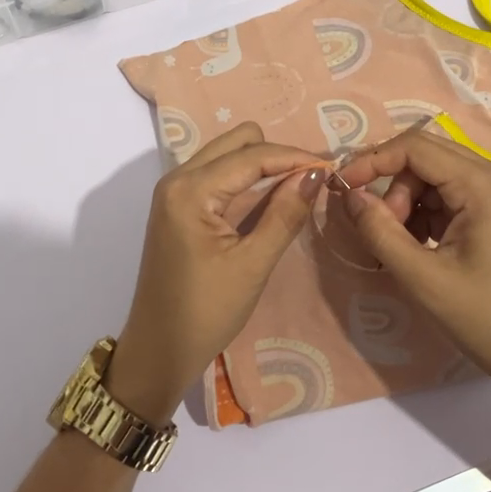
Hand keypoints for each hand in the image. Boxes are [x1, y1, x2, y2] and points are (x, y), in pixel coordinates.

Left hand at [106, 123, 324, 422]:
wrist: (158, 350)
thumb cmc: (205, 312)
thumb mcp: (252, 265)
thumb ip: (284, 214)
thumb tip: (316, 173)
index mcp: (191, 190)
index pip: (251, 155)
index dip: (294, 157)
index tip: (332, 165)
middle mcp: (177, 178)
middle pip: (237, 141)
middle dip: (277, 153)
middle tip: (312, 179)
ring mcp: (174, 190)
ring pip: (227, 153)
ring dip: (262, 163)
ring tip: (298, 186)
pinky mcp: (178, 205)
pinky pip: (217, 173)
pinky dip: (245, 177)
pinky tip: (270, 197)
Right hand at [333, 129, 490, 405]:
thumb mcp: (424, 279)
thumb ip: (380, 231)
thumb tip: (349, 196)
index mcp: (484, 184)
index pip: (414, 147)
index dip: (371, 161)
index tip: (340, 189)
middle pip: (427, 157)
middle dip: (393, 187)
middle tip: (382, 231)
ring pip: (439, 177)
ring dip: (411, 202)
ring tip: (405, 247)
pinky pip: (456, 196)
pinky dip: (431, 214)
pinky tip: (425, 249)